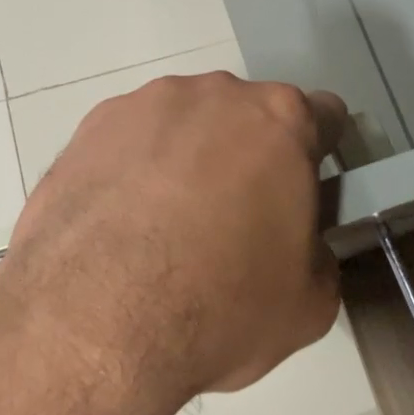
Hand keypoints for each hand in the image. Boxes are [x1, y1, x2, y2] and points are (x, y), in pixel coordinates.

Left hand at [0, 72, 346, 404]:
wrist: (94, 321)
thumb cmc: (219, 307)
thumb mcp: (309, 304)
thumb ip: (318, 253)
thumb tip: (300, 243)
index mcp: (280, 120)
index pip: (323, 116)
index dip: (316, 159)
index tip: (300, 198)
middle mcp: (214, 93)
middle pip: (245, 117)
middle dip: (246, 158)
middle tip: (230, 224)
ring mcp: (145, 103)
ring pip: (182, 125)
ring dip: (185, 160)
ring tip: (162, 230)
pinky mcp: (90, 126)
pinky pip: (128, 141)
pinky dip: (132, 170)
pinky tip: (118, 224)